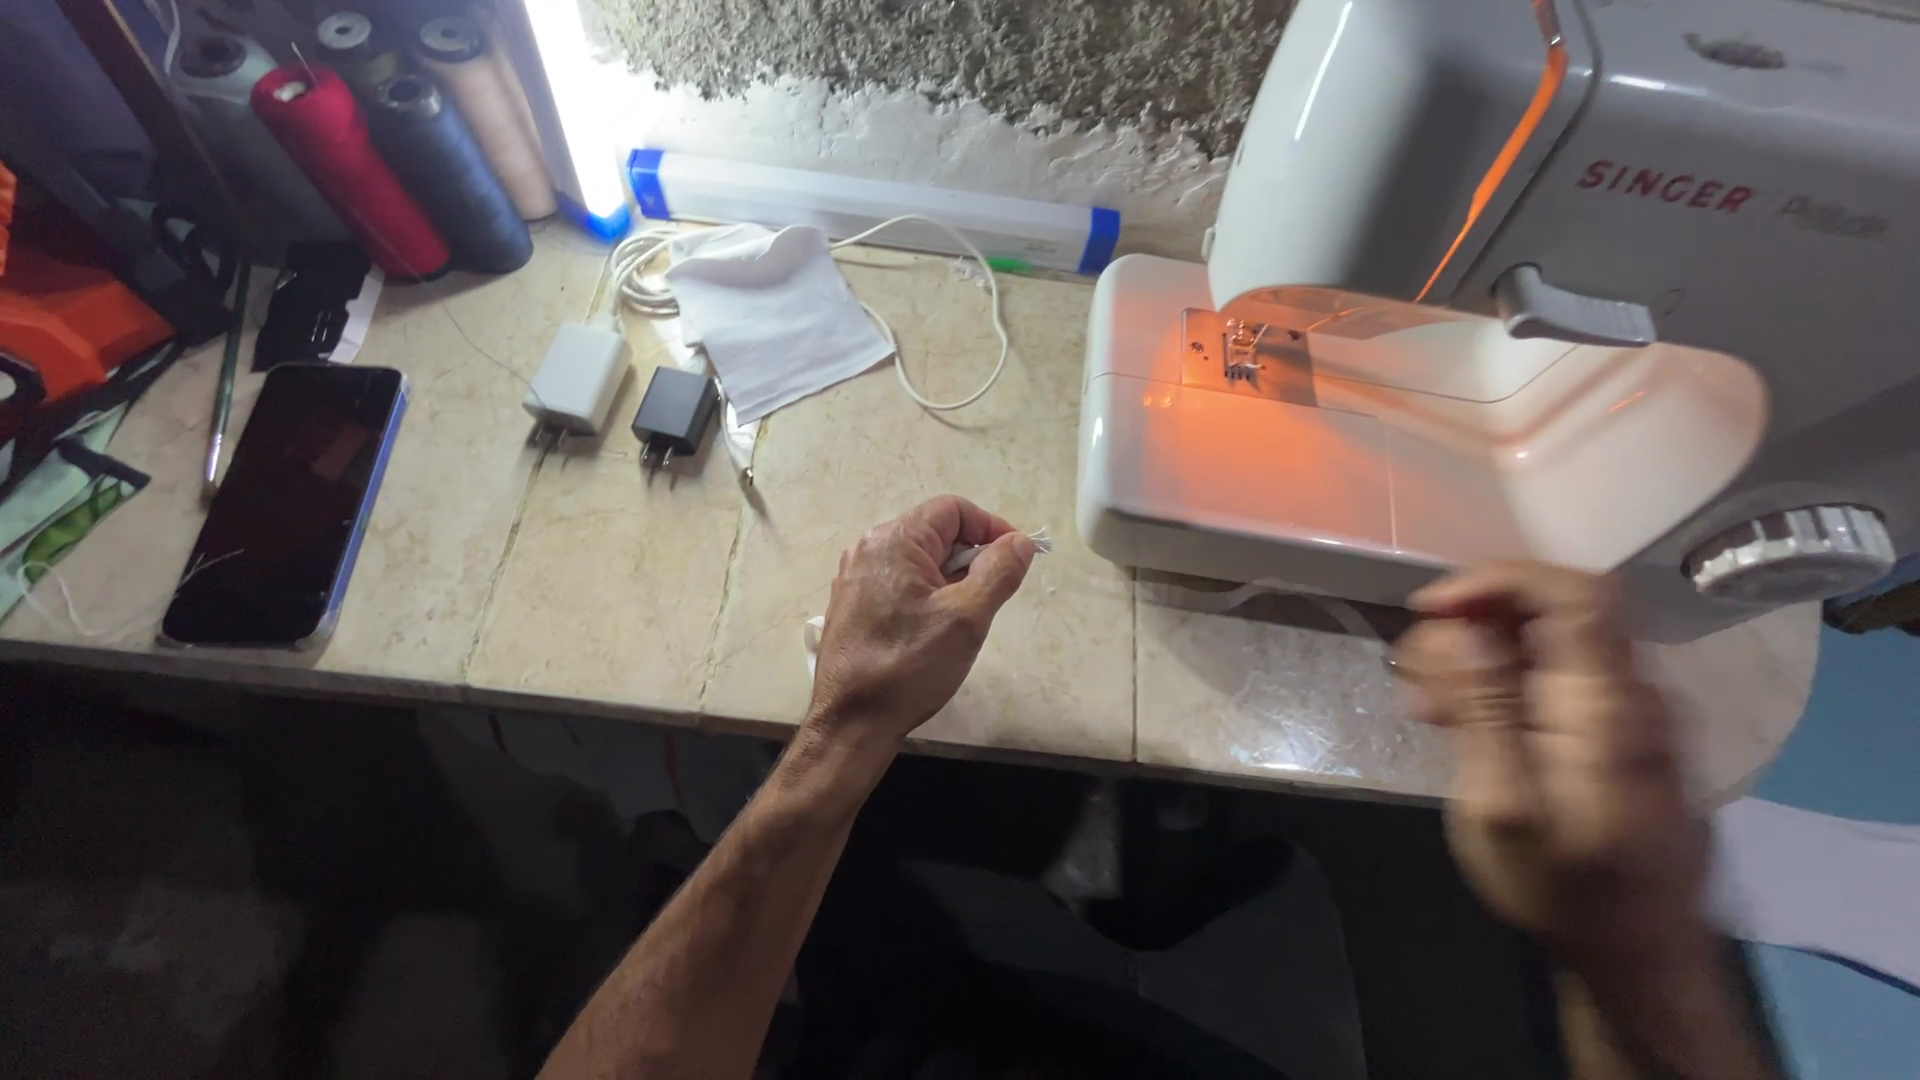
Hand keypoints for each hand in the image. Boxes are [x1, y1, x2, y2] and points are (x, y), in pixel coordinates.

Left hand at [805, 496, 1036, 755]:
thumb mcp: (966, 618)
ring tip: (965, 618)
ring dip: (952, 578)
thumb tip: (1019, 542)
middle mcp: (869, 548)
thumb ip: (998, 572)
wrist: (851, 722)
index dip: (991, 526)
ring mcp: (856, 577)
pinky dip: (928, 594)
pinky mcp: (853, 603)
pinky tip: (935, 630)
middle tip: (991, 596)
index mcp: (894, 540)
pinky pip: (901, 582)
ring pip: (920, 560)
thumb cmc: (909, 666)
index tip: (1016, 558)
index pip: (953, 509)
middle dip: (972, 557)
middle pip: (936, 532)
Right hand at [1395, 562, 1709, 966]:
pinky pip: (1546, 671)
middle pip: (1547, 607)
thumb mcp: (1502, 805)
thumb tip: (1458, 627)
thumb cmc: (1561, 885)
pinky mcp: (1608, 726)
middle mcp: (1627, 693)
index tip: (1428, 610)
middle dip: (1466, 623)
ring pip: (1540, 638)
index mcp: (1607, 707)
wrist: (1635, 951)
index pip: (1572, 592)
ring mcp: (1622, 708)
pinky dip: (1491, 678)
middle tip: (1410, 673)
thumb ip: (1484, 711)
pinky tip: (1453, 717)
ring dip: (1469, 654)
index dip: (1494, 580)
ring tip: (1423, 704)